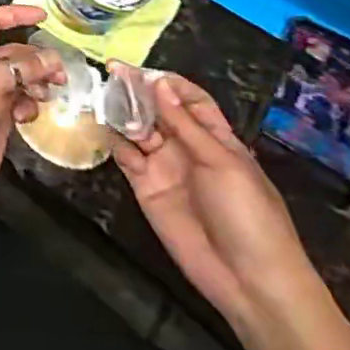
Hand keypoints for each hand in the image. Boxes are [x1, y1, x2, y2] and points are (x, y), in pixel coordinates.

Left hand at [0, 5, 65, 200]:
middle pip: (14, 51)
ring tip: (46, 93)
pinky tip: (25, 116)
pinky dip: (29, 105)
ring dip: (37, 83)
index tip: (44, 16)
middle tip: (61, 73)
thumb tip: (53, 58)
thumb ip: (22, 65)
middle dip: (37, 59)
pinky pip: (22, 100)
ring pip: (22, 77)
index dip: (16, 14)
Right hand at [110, 74, 349, 349]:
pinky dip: (111, 139)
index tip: (139, 69)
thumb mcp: (221, 163)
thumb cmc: (248, 215)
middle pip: (157, 109)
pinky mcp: (143, 184)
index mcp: (215, 138)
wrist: (249, 280)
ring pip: (136, 127)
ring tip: (100, 97)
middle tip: (108, 74)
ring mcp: (163, 165)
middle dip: (135, 91)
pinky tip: (100, 127)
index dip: (166, 82)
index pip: (189, 98)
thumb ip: (184, 123)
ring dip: (120, 112)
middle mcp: (186, 146)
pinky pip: (123, 154)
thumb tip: (159, 82)